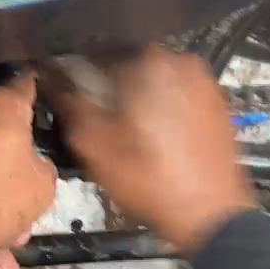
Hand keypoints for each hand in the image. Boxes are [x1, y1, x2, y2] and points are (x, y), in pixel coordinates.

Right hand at [49, 48, 254, 252]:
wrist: (213, 217)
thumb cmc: (155, 184)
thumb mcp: (96, 148)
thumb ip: (70, 106)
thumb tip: (54, 82)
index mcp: (149, 62)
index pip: (99, 51)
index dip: (80, 73)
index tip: (73, 93)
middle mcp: (180, 61)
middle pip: (128, 63)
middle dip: (111, 86)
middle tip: (100, 117)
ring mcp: (202, 81)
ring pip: (153, 79)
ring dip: (137, 96)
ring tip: (127, 131)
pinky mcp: (215, 102)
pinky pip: (177, 93)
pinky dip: (162, 107)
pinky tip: (153, 137)